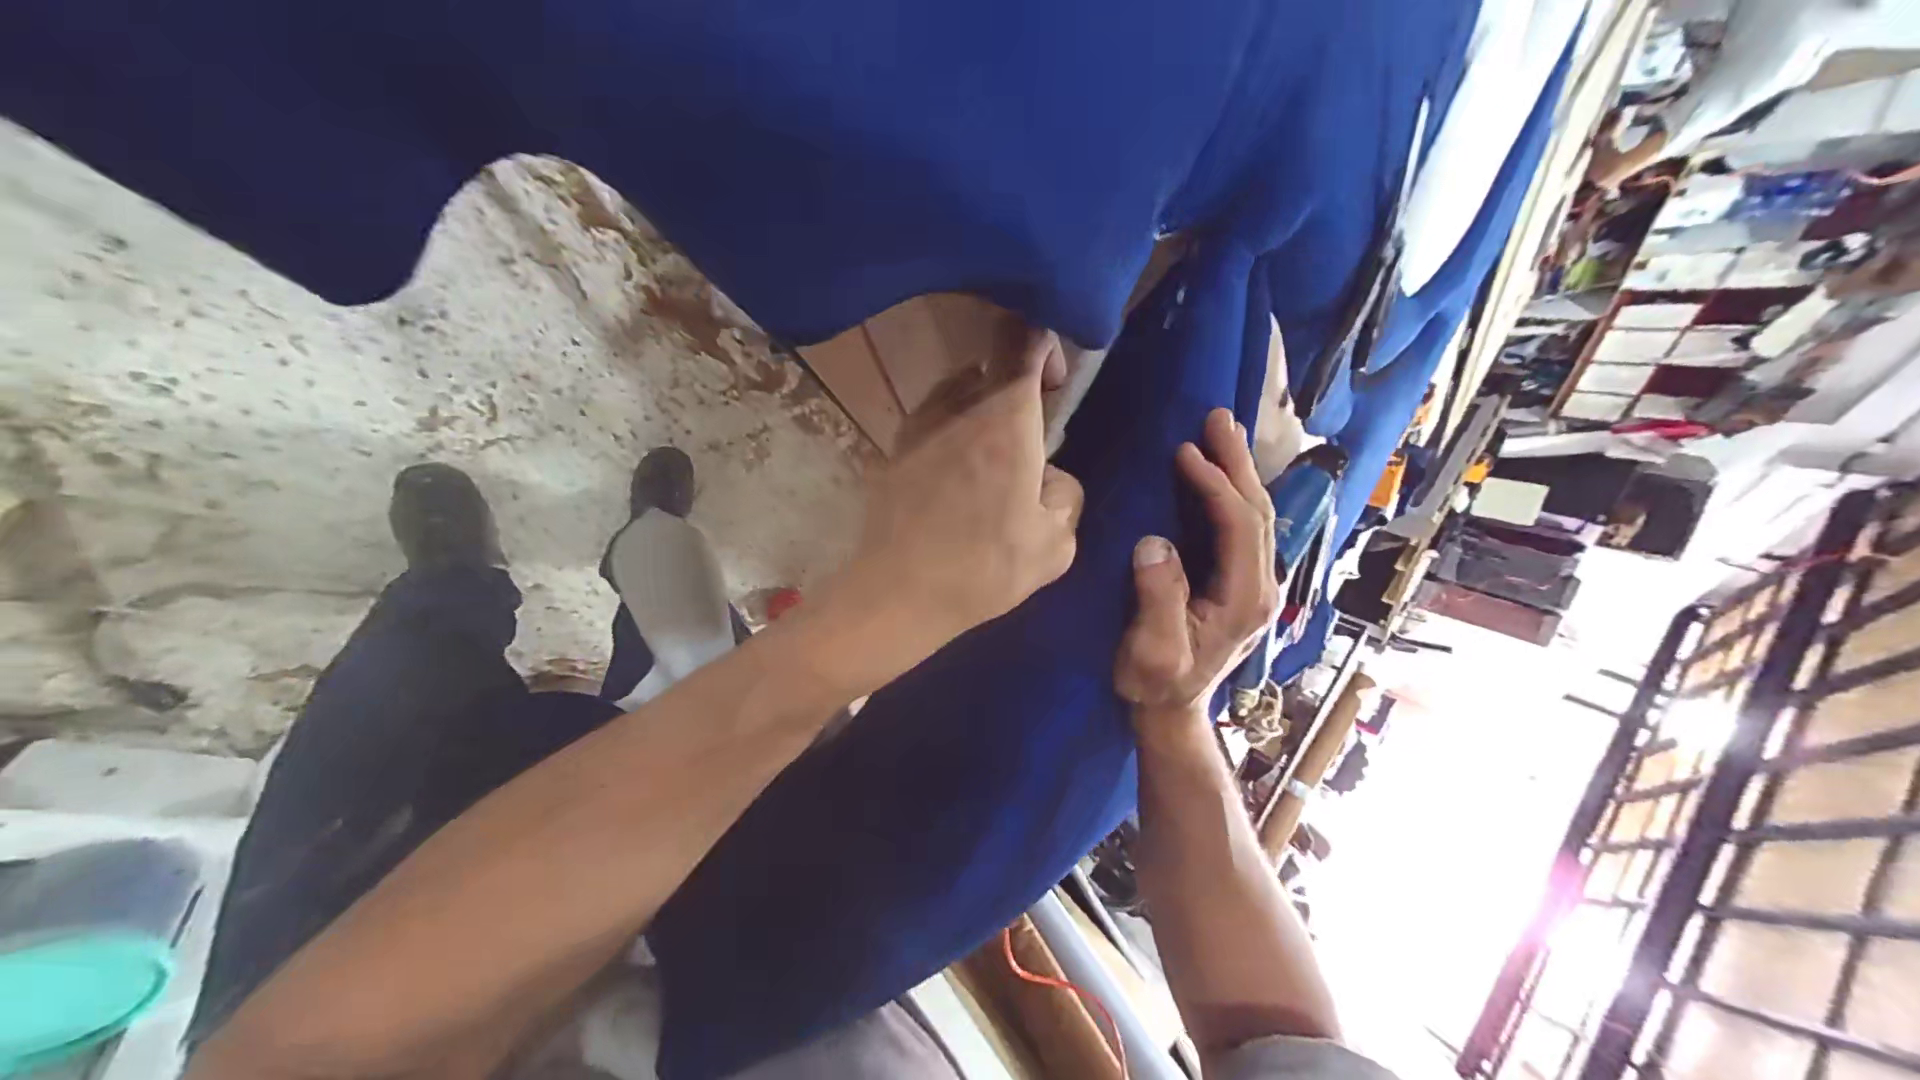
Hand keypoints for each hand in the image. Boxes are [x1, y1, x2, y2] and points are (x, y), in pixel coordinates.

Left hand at [825, 329, 1083, 686]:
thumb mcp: (1056, 544)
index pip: (1022, 339)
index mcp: (1006, 420)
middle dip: (1016, 388)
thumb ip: (1065, 494)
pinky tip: (955, 479)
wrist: (899, 594)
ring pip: (959, 390)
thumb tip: (1047, 475)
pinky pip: (933, 420)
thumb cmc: (984, 569)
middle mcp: (959, 406)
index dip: (1044, 344)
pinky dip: (952, 432)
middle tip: (1026, 437)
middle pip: (991, 364)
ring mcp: (919, 425)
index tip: (1054, 383)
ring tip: (989, 462)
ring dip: (981, 409)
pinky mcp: (893, 449)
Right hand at [1114, 408, 1279, 739]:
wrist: (1172, 709)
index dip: (1216, 486)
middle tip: (1218, 417)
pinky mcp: (1240, 582)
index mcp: (1246, 599)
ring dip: (1238, 471)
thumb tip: (1155, 541)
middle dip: (1238, 463)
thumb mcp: (1153, 649)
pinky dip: (1231, 491)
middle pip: (1258, 512)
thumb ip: (1158, 598)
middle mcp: (1261, 586)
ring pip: (1255, 515)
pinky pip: (1241, 526)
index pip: (1239, 527)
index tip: (1185, 452)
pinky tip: (1219, 472)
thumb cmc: (1157, 683)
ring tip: (1222, 432)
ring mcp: (1255, 583)